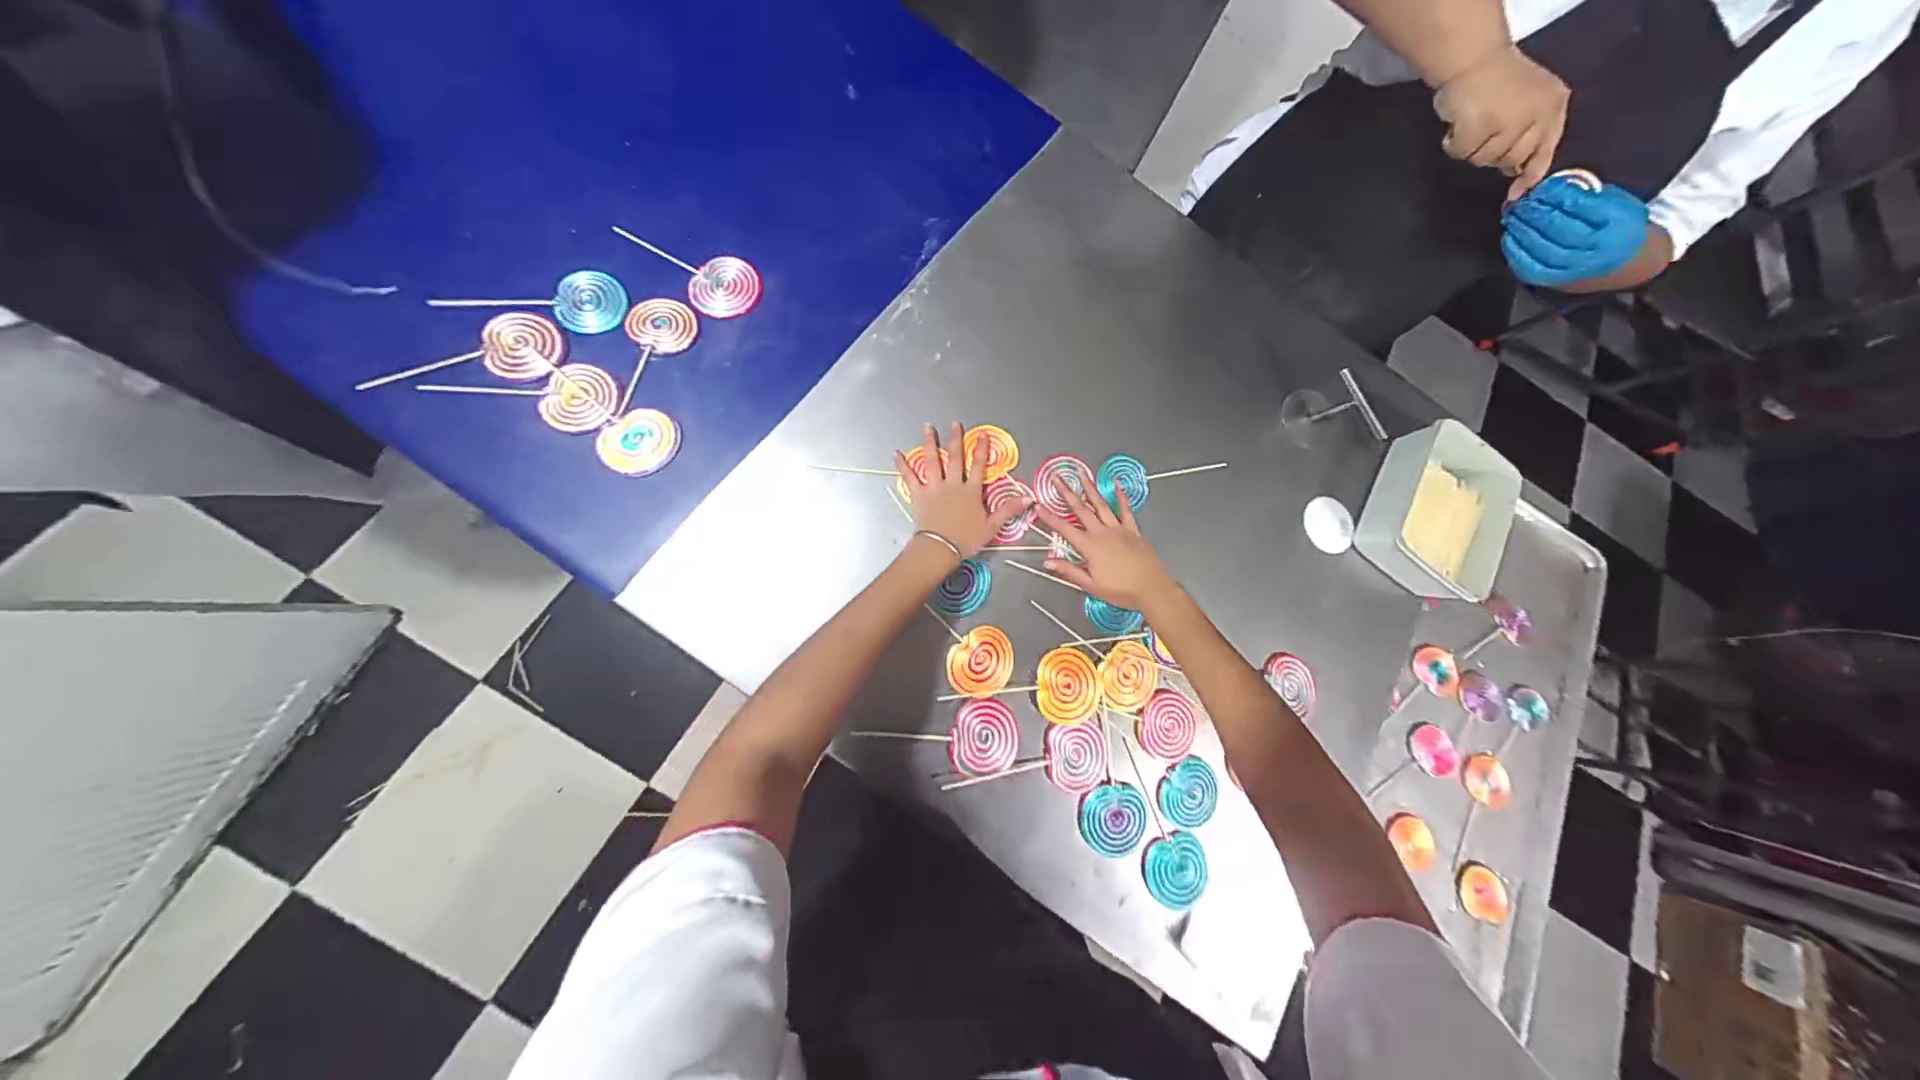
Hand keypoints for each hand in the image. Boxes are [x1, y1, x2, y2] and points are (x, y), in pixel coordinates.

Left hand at [895, 422, 1026, 558]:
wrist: (940, 548)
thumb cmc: (966, 540)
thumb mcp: (991, 526)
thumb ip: (1008, 509)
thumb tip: (1029, 498)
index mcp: (971, 491)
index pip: (979, 466)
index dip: (982, 449)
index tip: (983, 434)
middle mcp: (953, 484)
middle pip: (955, 457)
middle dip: (955, 439)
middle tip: (954, 423)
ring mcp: (934, 488)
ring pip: (932, 461)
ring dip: (930, 443)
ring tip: (927, 427)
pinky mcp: (918, 495)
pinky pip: (910, 477)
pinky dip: (902, 465)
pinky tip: (896, 453)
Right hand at [1031, 484, 1176, 611]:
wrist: (1152, 588)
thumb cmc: (1121, 590)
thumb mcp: (1091, 585)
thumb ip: (1069, 571)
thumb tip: (1048, 561)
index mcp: (1089, 546)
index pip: (1064, 529)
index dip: (1049, 517)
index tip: (1038, 505)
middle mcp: (1102, 533)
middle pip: (1081, 509)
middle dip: (1067, 492)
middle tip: (1057, 477)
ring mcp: (1118, 529)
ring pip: (1101, 505)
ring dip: (1090, 488)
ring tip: (1081, 474)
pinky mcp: (1132, 530)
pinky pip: (1125, 511)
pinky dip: (1121, 497)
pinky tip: (1117, 485)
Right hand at [1432, 46, 1569, 200]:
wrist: (1473, 61)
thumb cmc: (1496, 80)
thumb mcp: (1525, 104)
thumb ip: (1527, 135)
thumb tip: (1516, 174)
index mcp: (1552, 106)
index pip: (1546, 148)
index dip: (1532, 174)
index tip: (1516, 194)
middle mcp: (1536, 114)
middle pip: (1511, 160)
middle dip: (1495, 154)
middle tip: (1484, 134)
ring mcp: (1509, 122)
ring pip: (1485, 160)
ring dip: (1472, 148)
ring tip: (1471, 123)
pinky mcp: (1481, 128)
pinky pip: (1463, 154)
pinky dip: (1454, 144)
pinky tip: (1457, 126)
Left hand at [1501, 174, 1650, 287]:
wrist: (1635, 264)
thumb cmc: (1622, 227)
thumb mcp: (1618, 203)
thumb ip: (1588, 195)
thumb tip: (1550, 188)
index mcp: (1618, 220)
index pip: (1579, 204)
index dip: (1553, 195)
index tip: (1538, 188)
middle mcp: (1598, 245)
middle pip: (1556, 226)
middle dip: (1533, 212)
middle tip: (1517, 203)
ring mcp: (1577, 267)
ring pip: (1541, 248)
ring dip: (1521, 231)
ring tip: (1511, 217)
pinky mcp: (1559, 281)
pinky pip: (1530, 268)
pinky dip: (1516, 252)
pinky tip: (1508, 238)